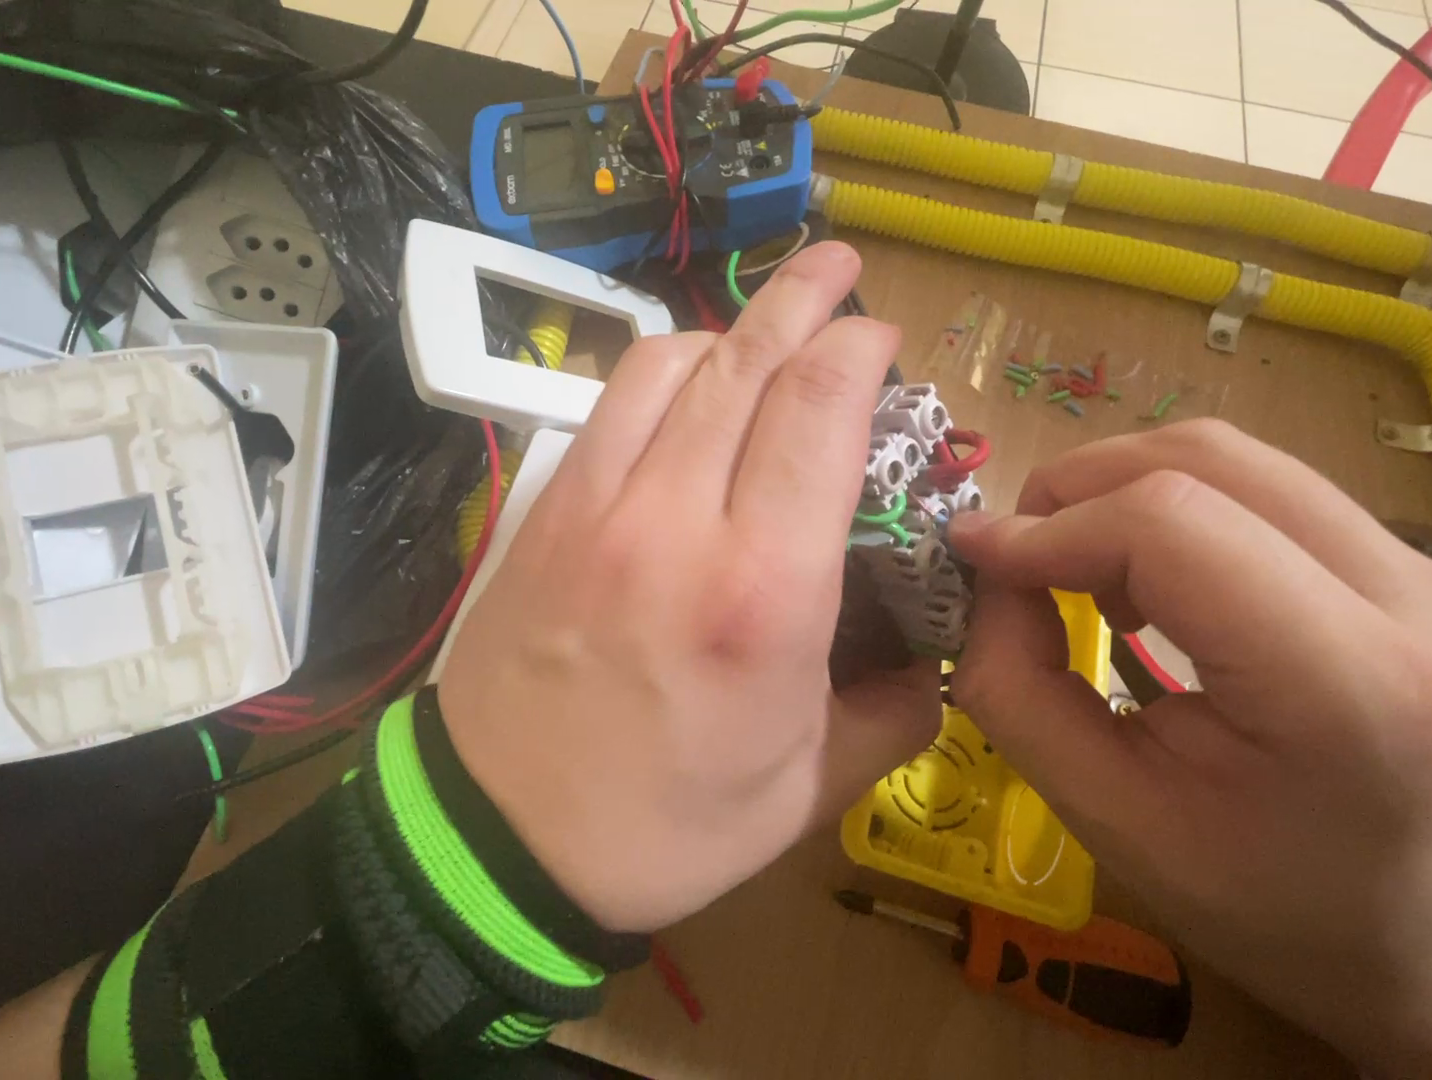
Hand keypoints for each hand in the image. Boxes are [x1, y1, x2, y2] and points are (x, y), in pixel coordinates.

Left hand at [438, 243, 938, 932]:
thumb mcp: (805, 789)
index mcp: (763, 591)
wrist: (499, 839)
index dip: (857, 349)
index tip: (882, 337)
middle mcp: (679, 522)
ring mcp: (598, 506)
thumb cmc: (663, 824)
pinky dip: (661, 372)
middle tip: (838, 266)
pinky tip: (685, 391)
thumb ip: (891, 712)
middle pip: (747, 364)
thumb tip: (932, 661)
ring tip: (765, 333)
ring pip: (668, 365)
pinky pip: (610, 405)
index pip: (819, 411)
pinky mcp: (548, 513)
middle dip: (804, 298)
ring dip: (729, 330)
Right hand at [949, 419, 1431, 1078]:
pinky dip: (1181, 515)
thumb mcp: (1107, 818)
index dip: (1050, 528)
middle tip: (1016, 553)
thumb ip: (1017, 691)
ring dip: (1126, 492)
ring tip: (1082, 569)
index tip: (972, 555)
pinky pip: (1277, 499)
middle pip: (1213, 461)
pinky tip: (1161, 586)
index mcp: (1359, 695)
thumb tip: (987, 582)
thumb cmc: (1273, 913)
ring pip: (1245, 462)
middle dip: (1079, 486)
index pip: (1173, 528)